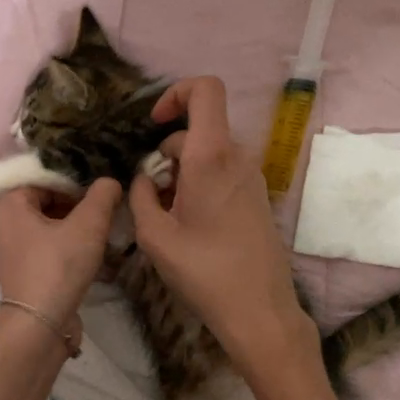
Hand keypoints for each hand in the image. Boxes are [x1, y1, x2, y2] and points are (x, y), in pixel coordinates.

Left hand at [0, 180, 121, 349]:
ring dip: (80, 225)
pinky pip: (52, 246)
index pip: (47, 175)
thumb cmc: (58, 268)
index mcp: (10, 203)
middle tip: (110, 206)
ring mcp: (15, 248)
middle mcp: (6, 222)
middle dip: (80, 203)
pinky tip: (98, 249)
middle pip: (50, 199)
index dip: (78, 179)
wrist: (39, 326)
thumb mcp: (87, 226)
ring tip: (108, 226)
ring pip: (53, 224)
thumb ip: (102, 196)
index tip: (105, 186)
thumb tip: (110, 181)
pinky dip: (72, 245)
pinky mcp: (27, 269)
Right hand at [128, 77, 311, 366]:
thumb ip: (140, 197)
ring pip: (208, 154)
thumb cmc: (204, 272)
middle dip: (166, 153)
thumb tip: (143, 179)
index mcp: (211, 157)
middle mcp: (237, 158)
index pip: (205, 90)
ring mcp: (251, 178)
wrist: (258, 309)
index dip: (175, 94)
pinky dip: (198, 186)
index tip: (152, 125)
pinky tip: (187, 225)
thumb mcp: (155, 236)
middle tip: (149, 195)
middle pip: (198, 129)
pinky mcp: (256, 198)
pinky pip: (222, 174)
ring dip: (181, 173)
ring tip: (165, 216)